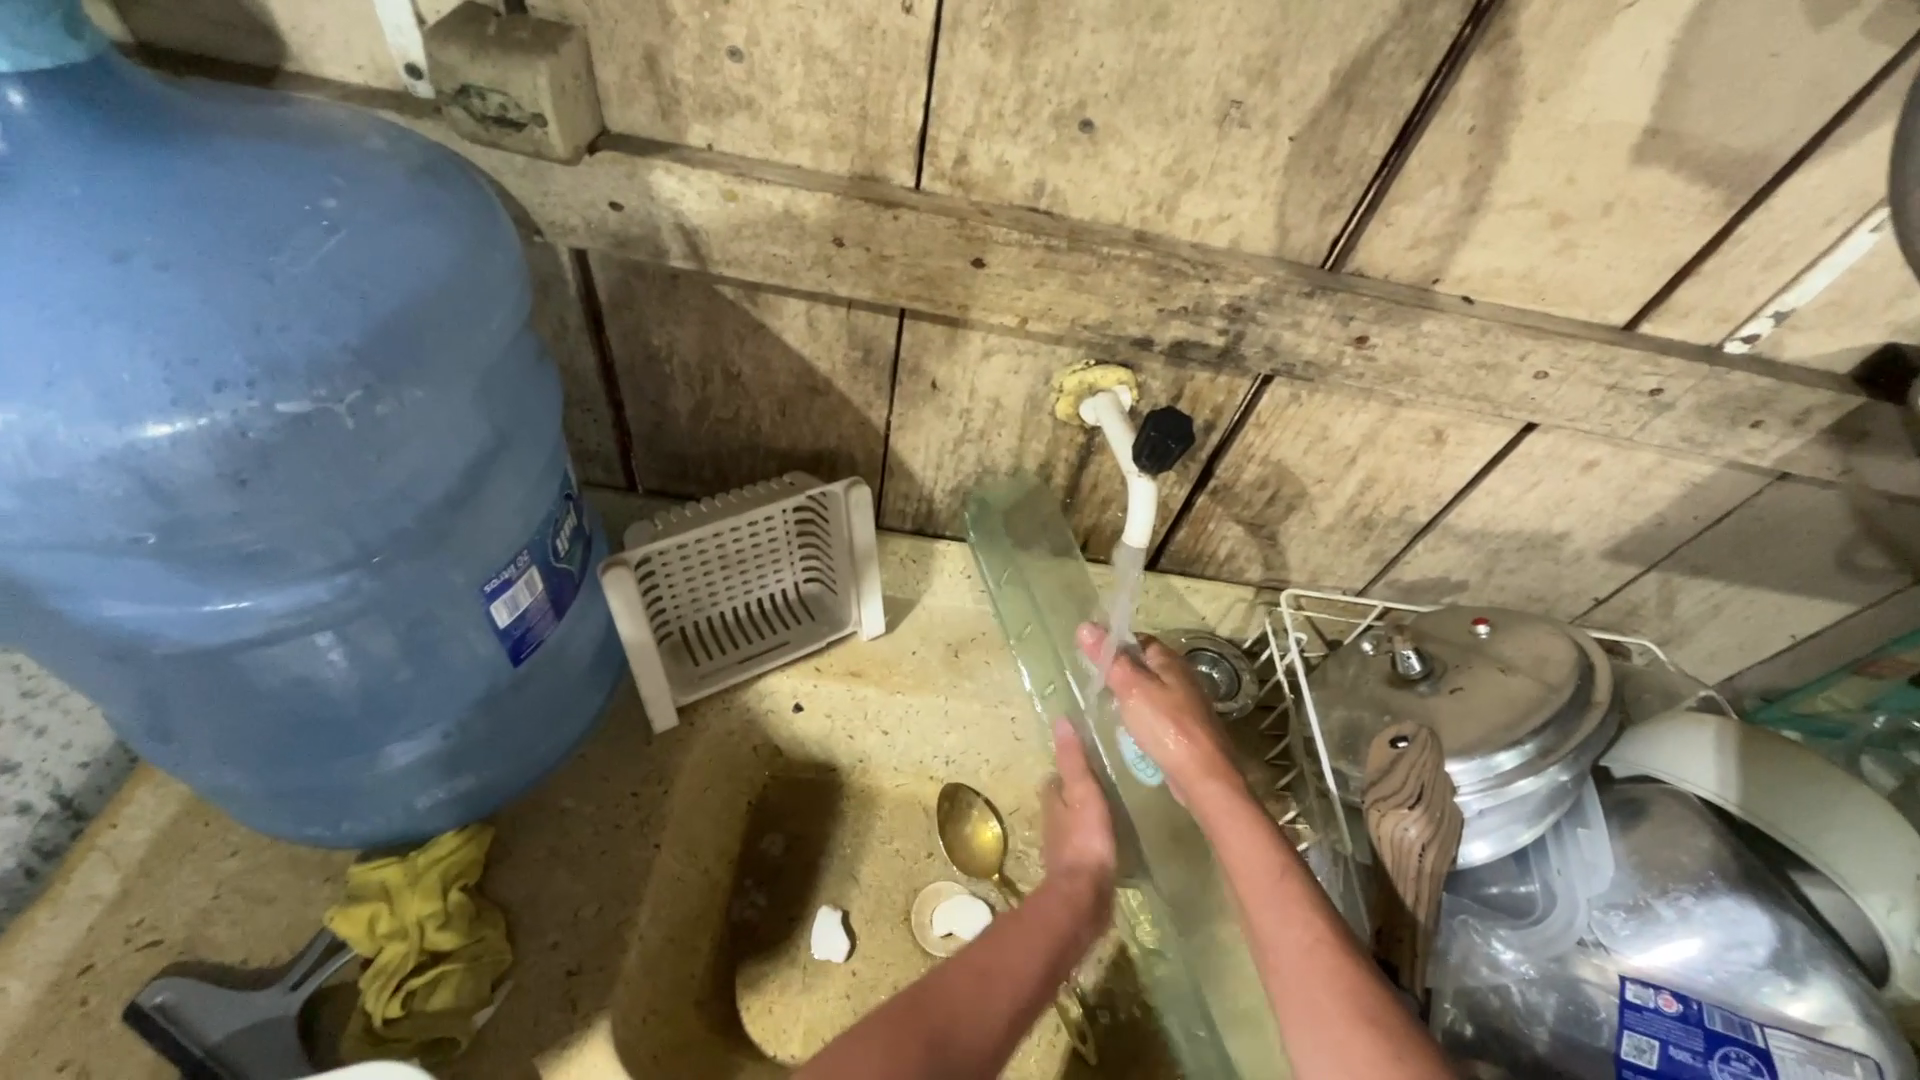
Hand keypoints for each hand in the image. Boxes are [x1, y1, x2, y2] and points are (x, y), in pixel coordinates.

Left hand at [1042, 718, 1115, 922]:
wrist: (1084, 898)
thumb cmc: (1084, 841)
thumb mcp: (1082, 793)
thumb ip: (1073, 761)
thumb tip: (1059, 720)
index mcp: (1053, 804)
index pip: (1054, 779)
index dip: (1065, 768)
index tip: (1083, 757)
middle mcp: (1054, 826)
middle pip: (1063, 804)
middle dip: (1077, 794)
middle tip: (1103, 783)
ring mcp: (1066, 852)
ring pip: (1074, 827)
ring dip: (1087, 819)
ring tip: (1112, 810)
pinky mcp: (1081, 874)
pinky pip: (1089, 851)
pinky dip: (1097, 843)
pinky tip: (1114, 843)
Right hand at [1077, 623, 1242, 807]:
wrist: (1202, 774)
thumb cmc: (1165, 726)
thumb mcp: (1131, 688)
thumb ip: (1109, 659)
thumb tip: (1085, 625)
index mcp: (1169, 660)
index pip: (1137, 639)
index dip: (1113, 645)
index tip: (1089, 657)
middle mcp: (1180, 676)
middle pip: (1143, 664)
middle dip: (1119, 670)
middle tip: (1092, 682)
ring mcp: (1184, 703)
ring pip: (1149, 689)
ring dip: (1128, 694)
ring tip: (1104, 704)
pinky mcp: (1183, 727)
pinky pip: (1155, 711)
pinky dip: (1139, 714)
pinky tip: (1127, 726)